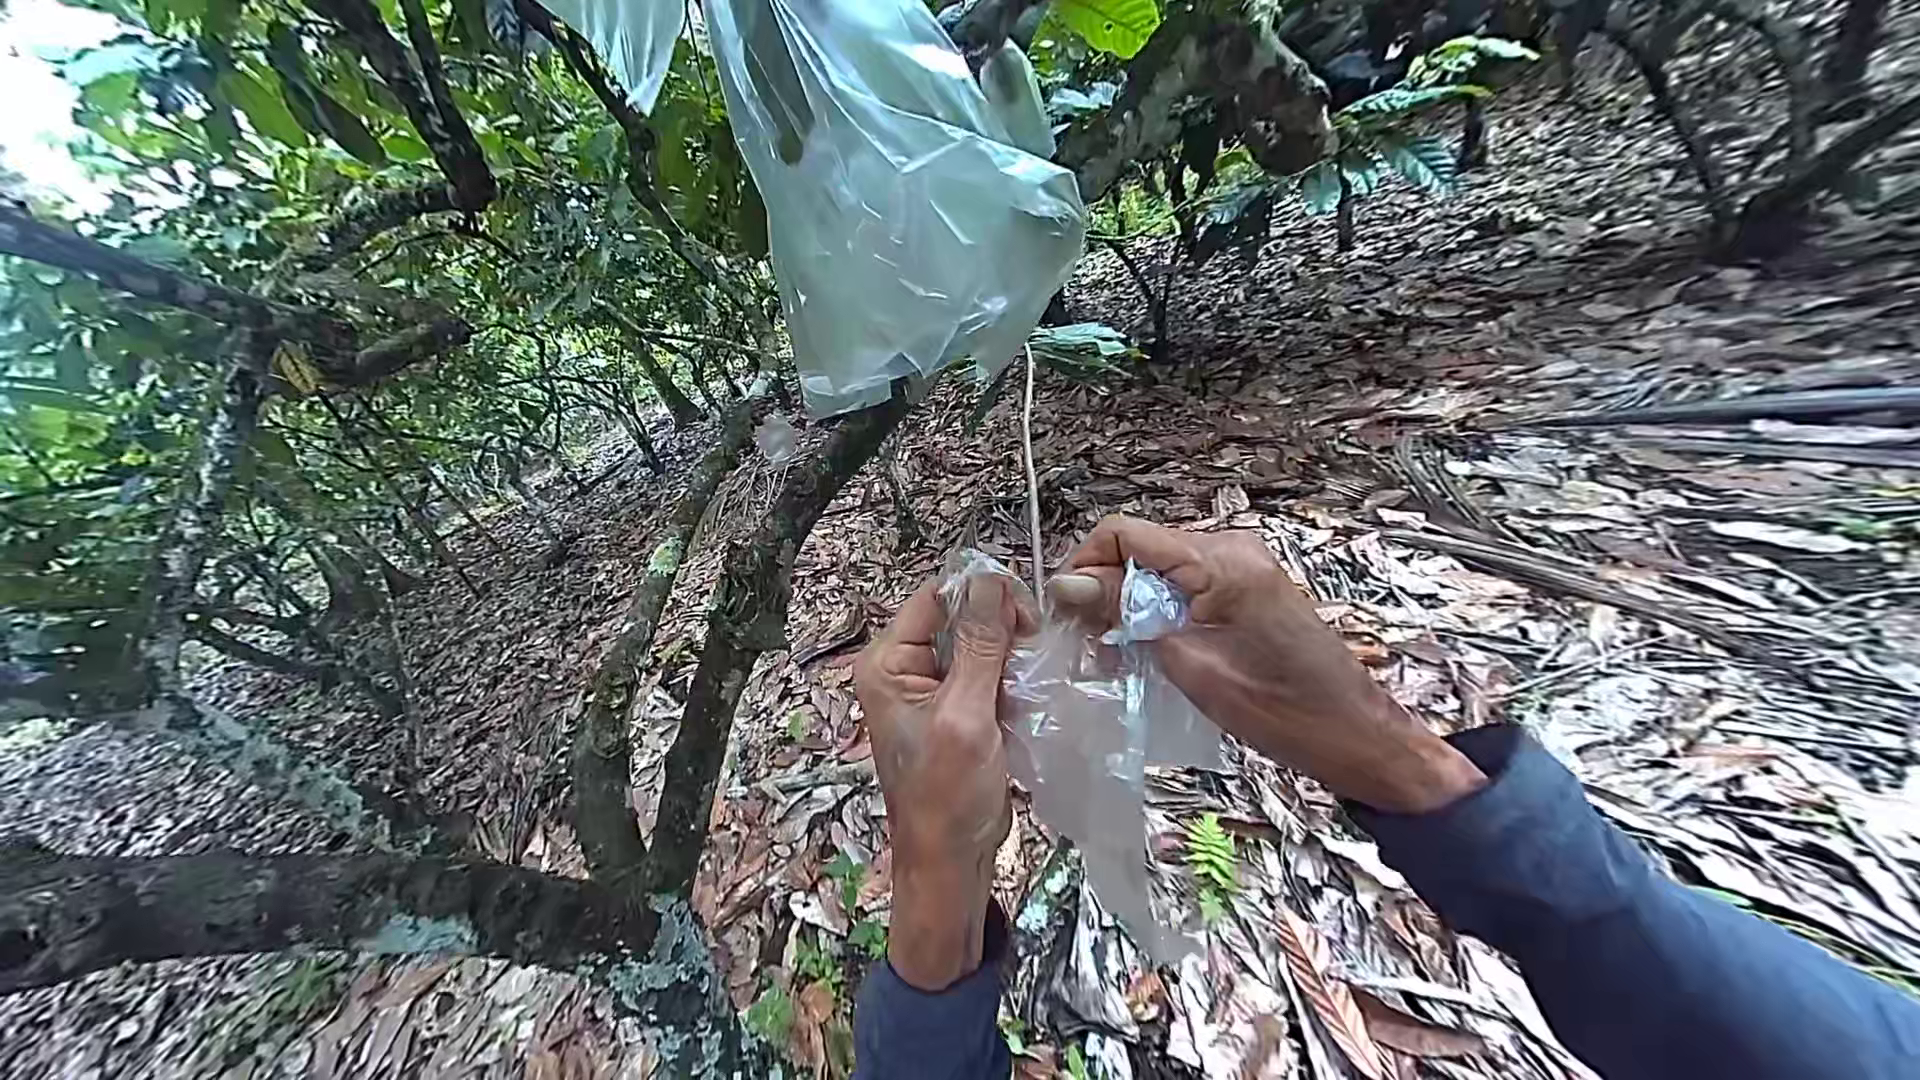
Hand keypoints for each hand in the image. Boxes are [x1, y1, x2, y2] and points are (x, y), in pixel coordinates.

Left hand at [854, 572, 1030, 988]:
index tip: (1024, 611)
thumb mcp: (964, 714)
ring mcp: (934, 686)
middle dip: (999, 624)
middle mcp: (907, 666)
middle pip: (959, 616)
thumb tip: (990, 578)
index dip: (980, 594)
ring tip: (1033, 668)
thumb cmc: (947, 794)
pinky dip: (1011, 673)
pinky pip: (988, 669)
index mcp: (889, 662)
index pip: (935, 598)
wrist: (951, 863)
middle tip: (1034, 641)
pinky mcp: (959, 705)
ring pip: (979, 641)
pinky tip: (1030, 687)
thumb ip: (980, 644)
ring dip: (1009, 650)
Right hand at [1052, 516, 1484, 813]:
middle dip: (1102, 587)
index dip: (1084, 564)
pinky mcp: (1243, 585)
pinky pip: (1180, 584)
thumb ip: (1125, 613)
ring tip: (1111, 648)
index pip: (1123, 532)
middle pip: (1138, 548)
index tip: (1066, 609)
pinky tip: (1143, 645)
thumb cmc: (1278, 710)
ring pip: (1155, 568)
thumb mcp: (1188, 662)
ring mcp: (1239, 564)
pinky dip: (1152, 610)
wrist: (1357, 738)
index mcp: (1219, 560)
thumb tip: (1066, 584)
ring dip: (1125, 603)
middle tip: (1085, 638)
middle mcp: (1229, 547)